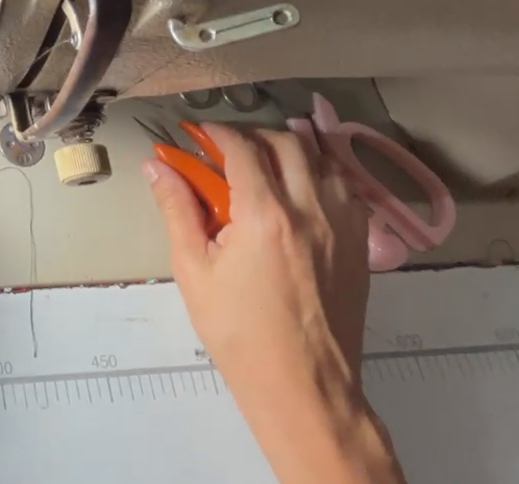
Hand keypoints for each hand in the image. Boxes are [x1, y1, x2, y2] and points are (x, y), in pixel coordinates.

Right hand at [145, 124, 402, 483]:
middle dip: (254, 135)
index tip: (198, 132)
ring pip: (325, 161)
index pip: (243, 149)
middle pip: (288, 144)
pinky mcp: (362, 247)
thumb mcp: (193, 268)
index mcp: (265, 215)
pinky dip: (325, 174)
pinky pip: (349, 190)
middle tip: (227, 147)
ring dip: (293, 149)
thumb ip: (177, 208)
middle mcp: (310, 211)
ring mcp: (344, 228)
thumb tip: (157, 165)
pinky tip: (305, 186)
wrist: (303, 386)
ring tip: (266, 159)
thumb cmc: (238, 330)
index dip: (217, 132)